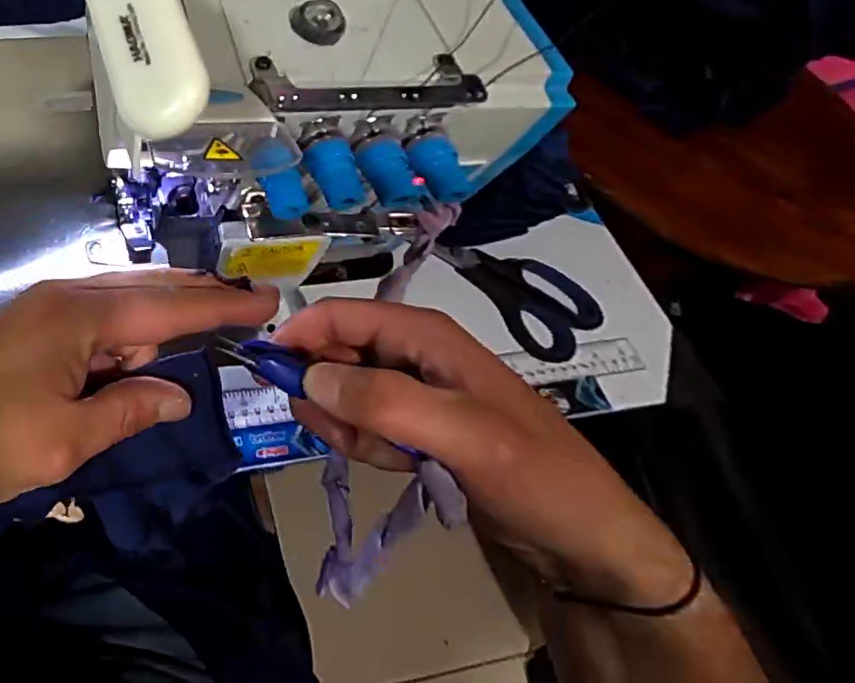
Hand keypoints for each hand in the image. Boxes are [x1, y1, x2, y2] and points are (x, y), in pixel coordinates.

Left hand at [0, 271, 277, 510]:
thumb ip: (127, 410)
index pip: (166, 306)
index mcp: (78, 316)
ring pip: (123, 301)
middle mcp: (65, 294)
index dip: (219, 305)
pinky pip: (98, 314)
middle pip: (148, 290)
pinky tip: (144, 347)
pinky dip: (130, 329)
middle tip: (247, 303)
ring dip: (163, 316)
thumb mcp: (64, 442)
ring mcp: (47, 303)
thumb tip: (178, 395)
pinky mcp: (35, 320)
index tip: (263, 299)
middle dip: (198, 298)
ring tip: (206, 323)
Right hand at [273, 298, 693, 605]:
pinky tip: (397, 465)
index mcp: (421, 333)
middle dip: (327, 393)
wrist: (586, 540)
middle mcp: (409, 352)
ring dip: (348, 426)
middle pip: (334, 353)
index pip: (338, 314)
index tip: (268, 372)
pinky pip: (362, 424)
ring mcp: (410, 390)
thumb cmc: (533, 473)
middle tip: (342, 433)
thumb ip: (382, 400)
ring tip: (387, 456)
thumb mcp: (460, 434)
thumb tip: (309, 375)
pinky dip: (365, 445)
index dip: (299, 335)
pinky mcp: (412, 425)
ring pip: (343, 392)